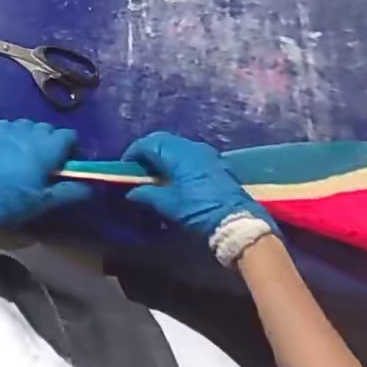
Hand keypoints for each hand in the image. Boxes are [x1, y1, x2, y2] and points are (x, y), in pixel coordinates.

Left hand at [0, 119, 90, 236]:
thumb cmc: (14, 201)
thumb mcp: (46, 201)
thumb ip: (70, 191)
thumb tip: (90, 188)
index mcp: (48, 148)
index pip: (69, 135)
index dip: (70, 147)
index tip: (66, 162)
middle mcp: (31, 132)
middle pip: (48, 129)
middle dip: (51, 142)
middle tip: (46, 162)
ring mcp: (11, 128)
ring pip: (29, 125)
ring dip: (32, 136)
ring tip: (27, 155)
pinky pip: (10, 126)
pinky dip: (14, 134)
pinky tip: (9, 149)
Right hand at [123, 132, 273, 239]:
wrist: (240, 225)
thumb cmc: (199, 211)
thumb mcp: (169, 205)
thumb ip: (147, 195)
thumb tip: (132, 193)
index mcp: (177, 153)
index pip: (148, 144)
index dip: (133, 153)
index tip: (125, 167)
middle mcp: (192, 148)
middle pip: (163, 141)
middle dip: (148, 151)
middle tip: (139, 168)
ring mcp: (207, 154)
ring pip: (178, 146)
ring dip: (164, 155)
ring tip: (156, 173)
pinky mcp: (217, 164)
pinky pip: (190, 154)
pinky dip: (178, 160)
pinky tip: (177, 176)